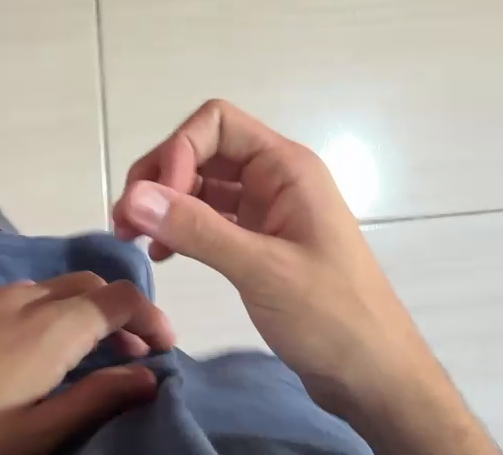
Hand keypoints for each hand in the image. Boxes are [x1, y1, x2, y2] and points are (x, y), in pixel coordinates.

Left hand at [0, 273, 173, 454]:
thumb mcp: (35, 438)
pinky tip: (16, 351)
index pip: (117, 297)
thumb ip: (96, 399)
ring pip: (44, 288)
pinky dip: (31, 312)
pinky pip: (3, 298)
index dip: (148, 315)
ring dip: (73, 310)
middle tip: (130, 353)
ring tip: (78, 354)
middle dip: (115, 311)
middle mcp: (19, 298)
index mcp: (49, 327)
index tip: (165, 346)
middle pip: (84, 285)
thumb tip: (150, 374)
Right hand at [112, 100, 498, 454]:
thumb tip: (133, 196)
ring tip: (134, 238)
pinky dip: (183, 226)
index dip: (179, 150)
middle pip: (204, 149)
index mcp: (285, 166)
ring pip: (203, 183)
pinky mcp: (261, 240)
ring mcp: (268, 208)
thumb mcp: (262, 270)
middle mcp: (274, 176)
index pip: (217, 123)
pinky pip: (211, 216)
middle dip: (162, 176)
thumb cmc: (331, 316)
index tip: (157, 201)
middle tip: (126, 220)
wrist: (376, 378)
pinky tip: (165, 254)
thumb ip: (197, 229)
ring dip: (166, 203)